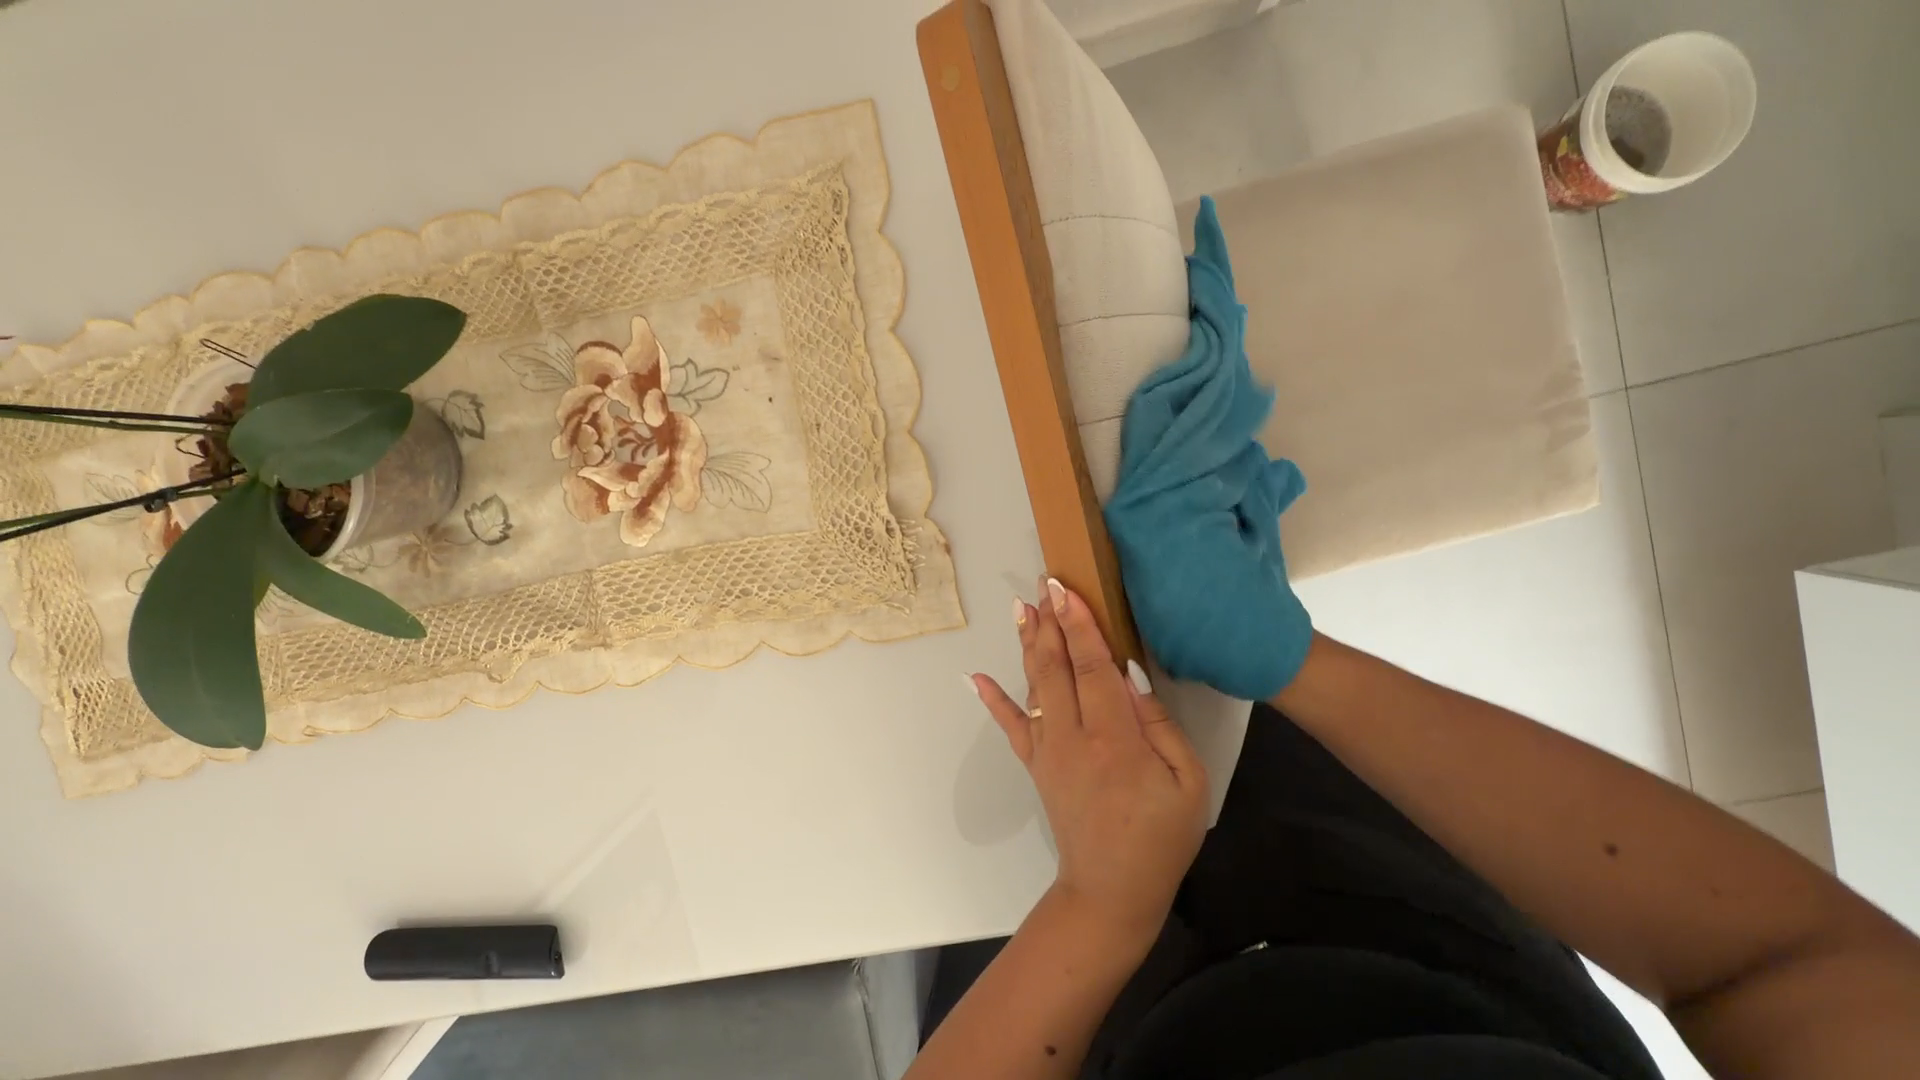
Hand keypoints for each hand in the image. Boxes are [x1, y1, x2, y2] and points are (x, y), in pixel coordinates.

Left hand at [968, 577, 1209, 940]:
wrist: (1111, 890)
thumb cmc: (1160, 837)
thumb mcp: (1187, 783)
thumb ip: (1160, 725)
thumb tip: (1131, 675)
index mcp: (1114, 738)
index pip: (1092, 667)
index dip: (1078, 624)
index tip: (1065, 588)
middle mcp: (1072, 737)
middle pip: (1056, 667)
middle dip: (1049, 620)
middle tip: (1043, 581)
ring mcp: (1047, 751)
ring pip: (1033, 687)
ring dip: (1028, 644)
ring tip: (1021, 608)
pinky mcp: (1035, 766)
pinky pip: (1011, 727)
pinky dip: (993, 700)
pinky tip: (976, 676)